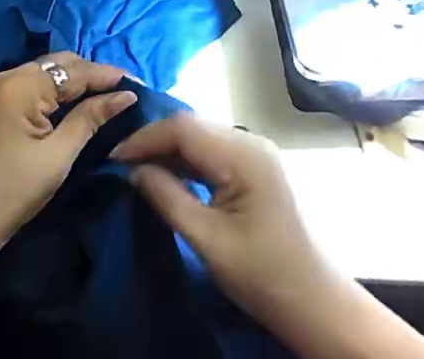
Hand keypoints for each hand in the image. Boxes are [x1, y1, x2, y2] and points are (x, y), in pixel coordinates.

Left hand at [0, 51, 137, 256]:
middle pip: (60, 64)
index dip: (108, 75)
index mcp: (21, 86)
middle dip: (92, 74)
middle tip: (122, 90)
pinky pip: (33, 83)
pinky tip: (74, 101)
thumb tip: (126, 95)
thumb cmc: (13, 193)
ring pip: (47, 71)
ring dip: (75, 80)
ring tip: (105, 93)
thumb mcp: (59, 155)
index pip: (75, 71)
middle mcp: (6, 77)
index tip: (138, 83)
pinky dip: (56, 89)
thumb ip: (91, 117)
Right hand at [111, 113, 336, 329]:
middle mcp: (250, 141)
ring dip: (169, 149)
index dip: (146, 137)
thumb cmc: (261, 272)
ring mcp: (255, 151)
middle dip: (154, 141)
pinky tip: (166, 174)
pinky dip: (187, 159)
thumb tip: (134, 171)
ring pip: (202, 136)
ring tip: (135, 169)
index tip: (113, 158)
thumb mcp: (207, 239)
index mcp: (243, 154)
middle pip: (193, 127)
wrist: (311, 295)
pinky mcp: (254, 165)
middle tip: (119, 164)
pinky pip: (213, 150)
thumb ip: (169, 198)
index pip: (184, 128)